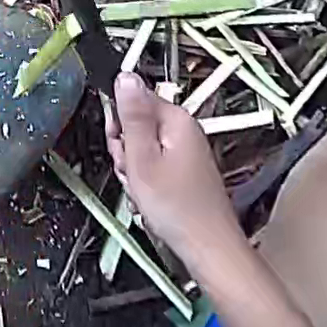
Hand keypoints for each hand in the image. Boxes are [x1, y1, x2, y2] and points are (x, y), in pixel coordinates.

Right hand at [104, 72, 243, 265]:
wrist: (209, 251)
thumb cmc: (178, 209)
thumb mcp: (142, 157)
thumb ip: (131, 115)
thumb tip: (125, 75)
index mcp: (175, 119)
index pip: (131, 99)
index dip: (118, 125)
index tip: (121, 148)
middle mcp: (183, 129)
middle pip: (136, 123)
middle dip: (125, 149)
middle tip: (132, 172)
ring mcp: (185, 149)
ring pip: (142, 146)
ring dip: (134, 168)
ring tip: (142, 189)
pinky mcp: (184, 168)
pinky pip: (153, 163)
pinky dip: (146, 180)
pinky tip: (150, 197)